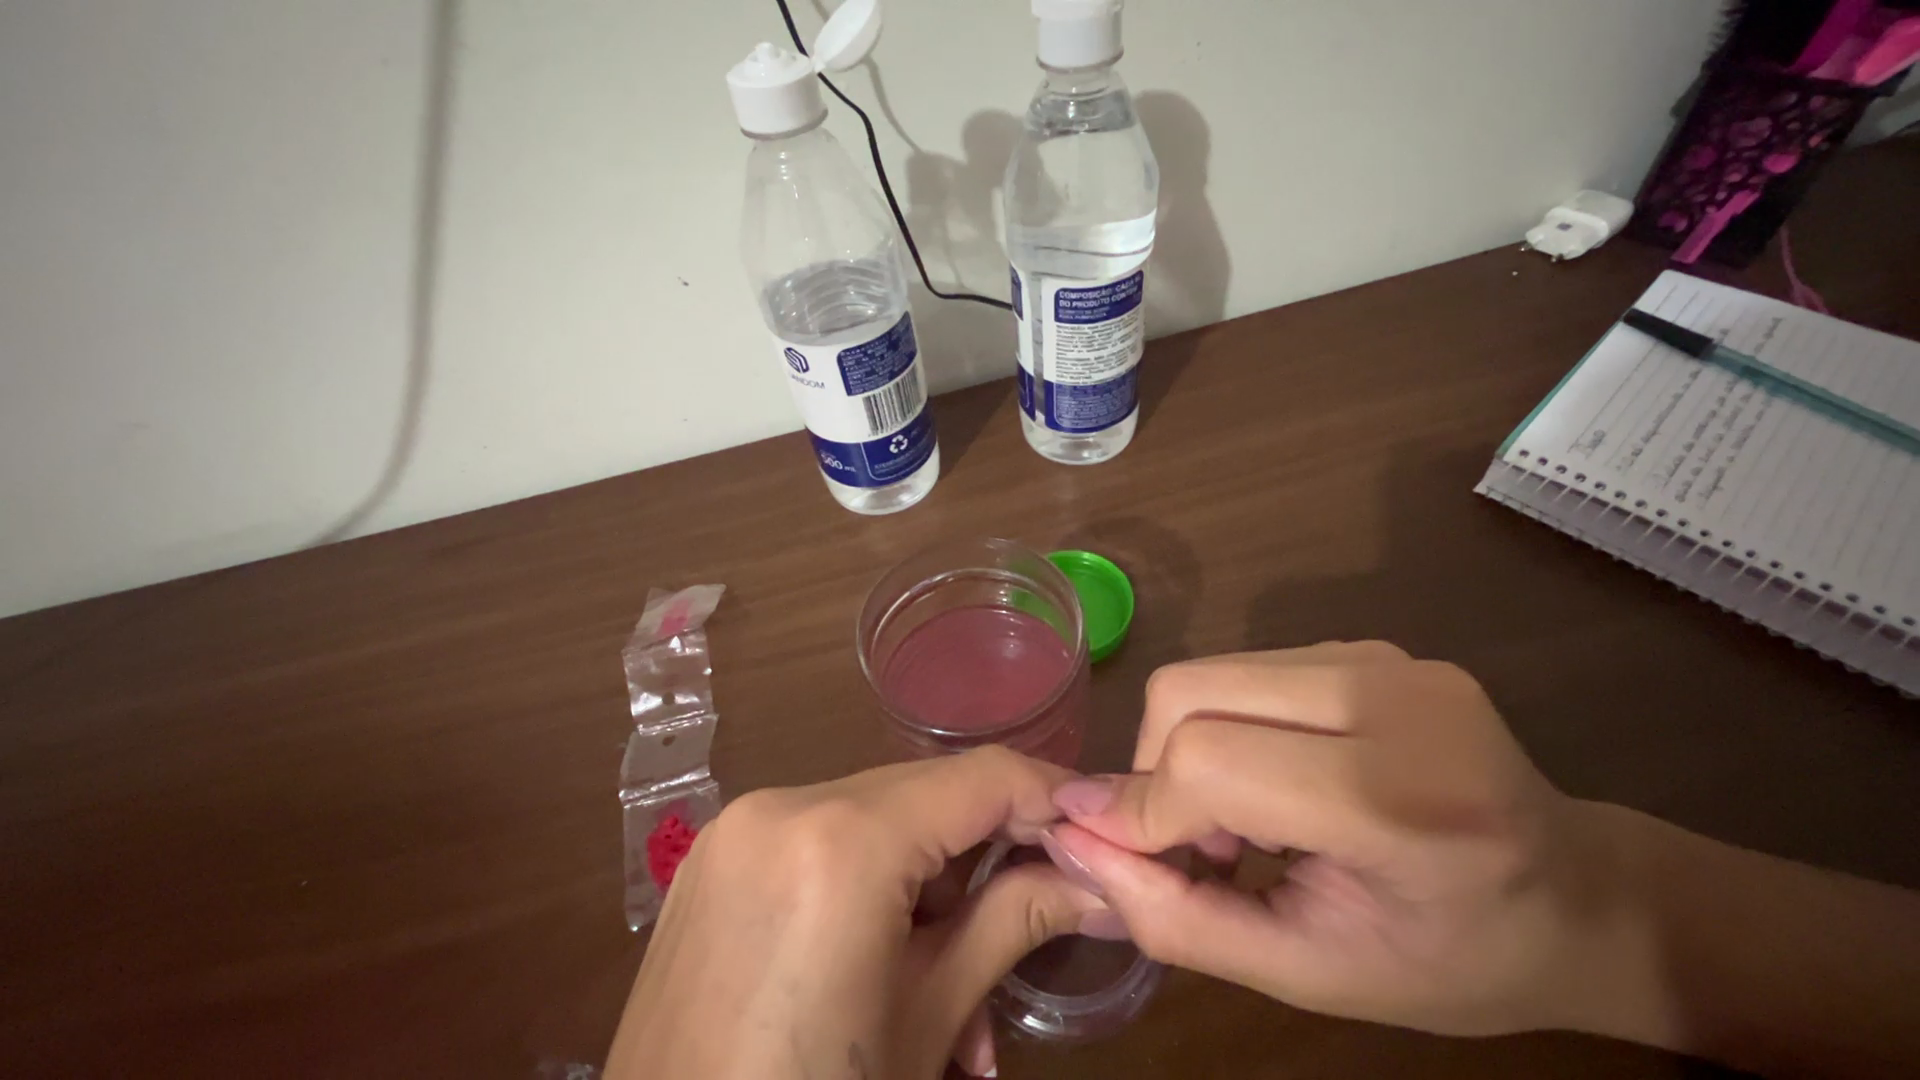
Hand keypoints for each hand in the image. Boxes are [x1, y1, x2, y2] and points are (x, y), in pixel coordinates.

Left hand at [605, 746, 1115, 1079]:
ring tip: (958, 964)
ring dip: (930, 870)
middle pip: (923, 791)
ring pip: (872, 814)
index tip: (1098, 827)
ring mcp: (738, 828)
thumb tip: (1099, 881)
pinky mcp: (714, 858)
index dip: (1049, 794)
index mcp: (842, 841)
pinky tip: (886, 947)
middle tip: (1047, 894)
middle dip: (990, 839)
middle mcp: (783, 805)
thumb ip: (1014, 923)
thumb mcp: (928, 1019)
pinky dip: (869, 874)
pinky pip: (819, 838)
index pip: (979, 777)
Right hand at [1043, 642, 1646, 1036]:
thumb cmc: (1451, 962)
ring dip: (1185, 745)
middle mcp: (1391, 696)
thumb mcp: (1311, 976)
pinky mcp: (1369, 644)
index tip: (1113, 857)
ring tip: (1238, 818)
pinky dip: (1224, 723)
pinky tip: (1270, 778)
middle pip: (1189, 692)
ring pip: (1208, 673)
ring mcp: (1384, 656)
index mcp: (1398, 798)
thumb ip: (1179, 918)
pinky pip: (1245, 669)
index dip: (1141, 811)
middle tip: (1194, 846)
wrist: (1581, 896)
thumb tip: (1075, 839)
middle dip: (1154, 769)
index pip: (1208, 762)